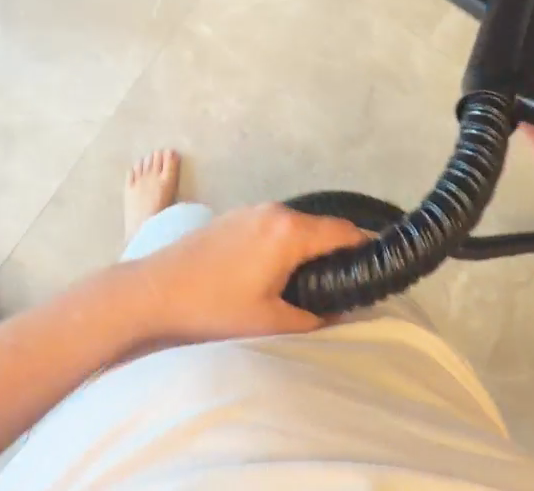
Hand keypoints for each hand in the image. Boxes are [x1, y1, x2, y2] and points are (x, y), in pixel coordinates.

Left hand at [123, 204, 366, 341]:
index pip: (342, 231)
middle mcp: (274, 211)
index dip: (366, 245)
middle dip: (338, 248)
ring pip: (294, 225)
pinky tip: (278, 269)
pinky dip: (286, 242)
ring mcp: (250, 210)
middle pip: (320, 226)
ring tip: (317, 277)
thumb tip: (340, 315)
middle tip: (351, 278)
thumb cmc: (213, 308)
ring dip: (309, 245)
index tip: (382, 261)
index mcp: (289, 232)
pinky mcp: (231, 217)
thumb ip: (311, 318)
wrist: (151, 291)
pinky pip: (272, 225)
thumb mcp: (268, 321)